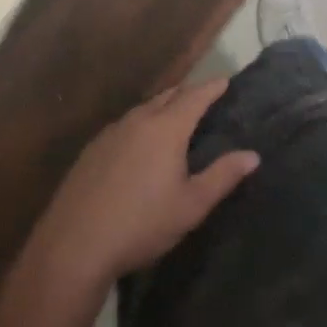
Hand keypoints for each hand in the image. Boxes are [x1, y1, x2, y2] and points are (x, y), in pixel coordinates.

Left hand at [25, 78, 259, 282]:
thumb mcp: (191, 205)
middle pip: (168, 95)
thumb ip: (223, 176)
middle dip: (188, 93)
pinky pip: (124, 125)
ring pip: (143, 109)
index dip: (213, 87)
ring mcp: (111, 133)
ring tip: (174, 117)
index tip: (226, 81)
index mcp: (166, 128)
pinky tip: (139, 143)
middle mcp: (138, 121)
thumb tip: (252, 155)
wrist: (74, 245)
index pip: (195, 96)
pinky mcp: (91, 150)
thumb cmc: (141, 224)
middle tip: (204, 97)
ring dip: (162, 107)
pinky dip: (141, 124)